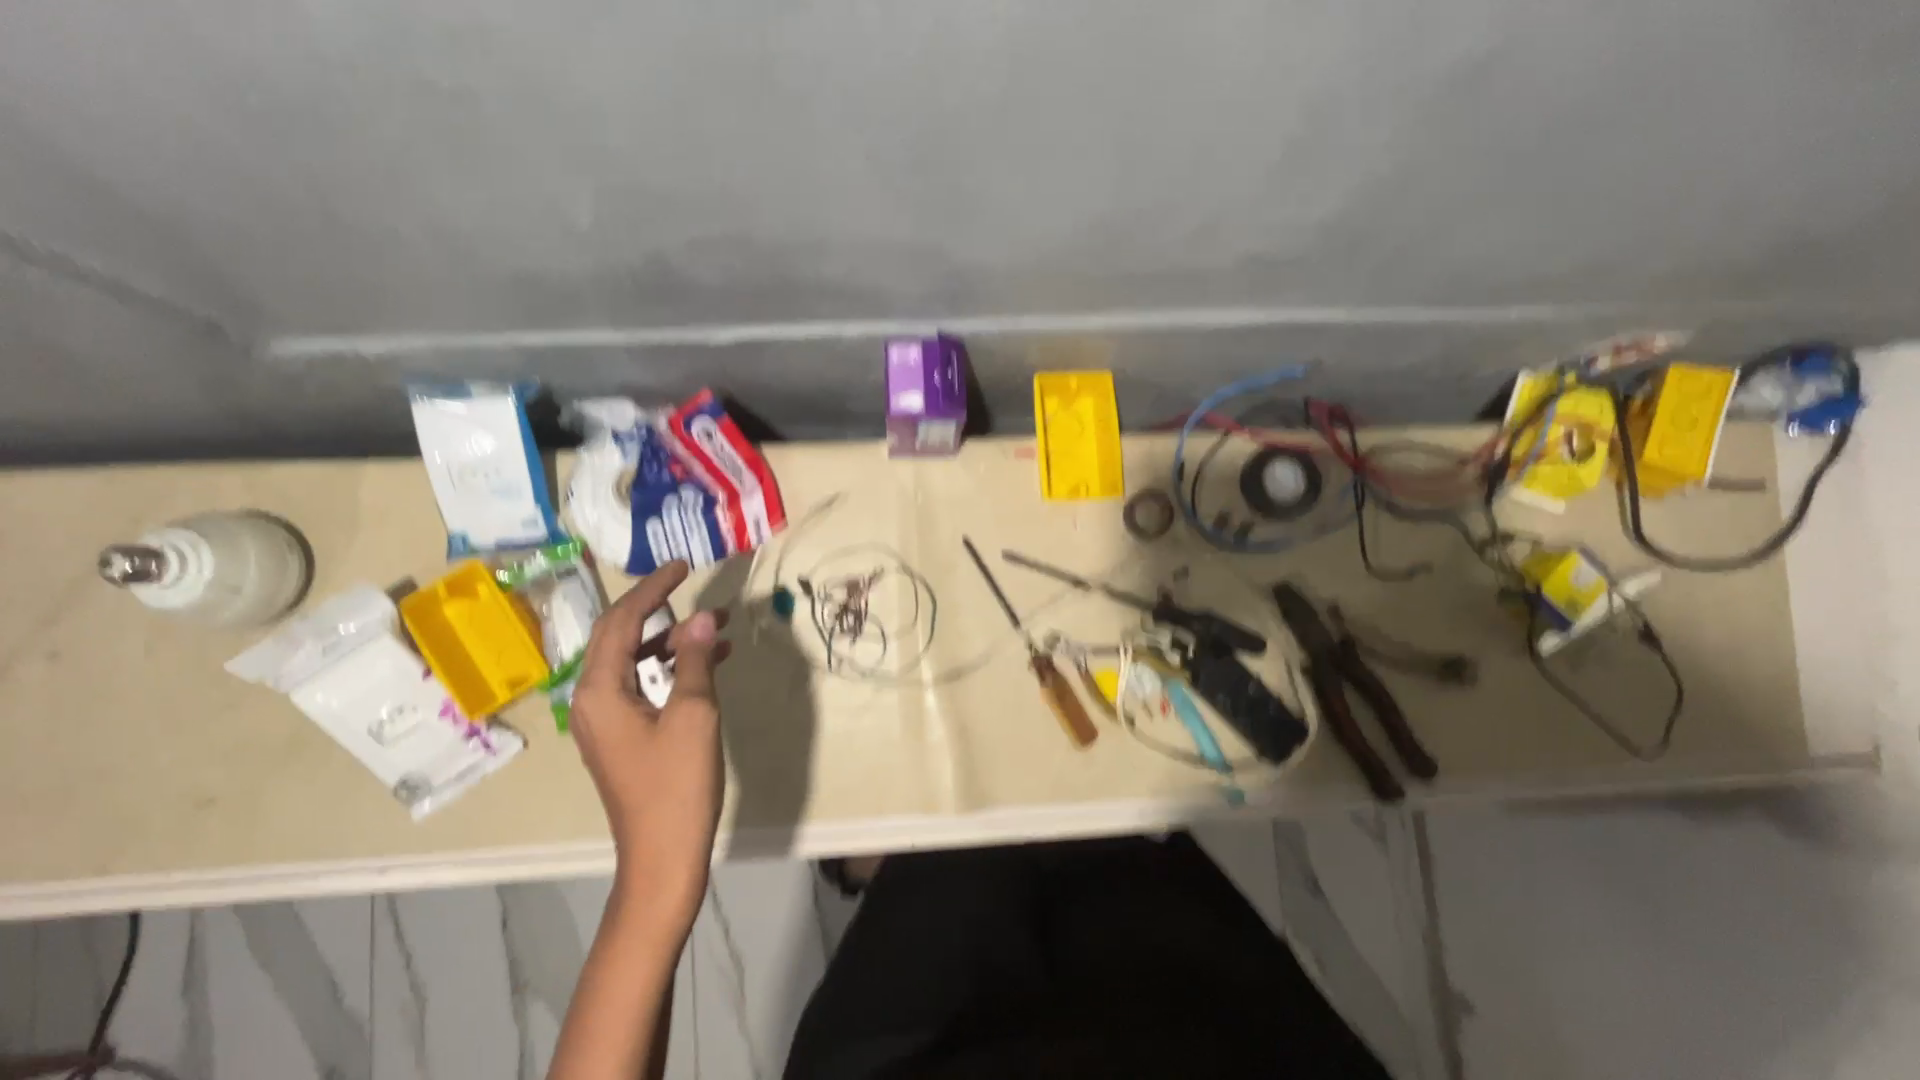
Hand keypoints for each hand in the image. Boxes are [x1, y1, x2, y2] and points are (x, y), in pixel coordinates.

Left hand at [571, 560, 731, 917]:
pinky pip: (640, 687)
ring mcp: (603, 722)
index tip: (684, 566)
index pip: (620, 620)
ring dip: (671, 642)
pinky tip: (708, 664)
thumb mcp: (694, 715)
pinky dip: (670, 670)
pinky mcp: (620, 738)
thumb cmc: (676, 785)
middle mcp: (590, 701)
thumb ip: (695, 660)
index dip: (652, 588)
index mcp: (598, 691)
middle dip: (660, 610)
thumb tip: (701, 618)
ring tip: (717, 630)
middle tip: (697, 589)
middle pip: (619, 637)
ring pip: (633, 662)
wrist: (662, 857)